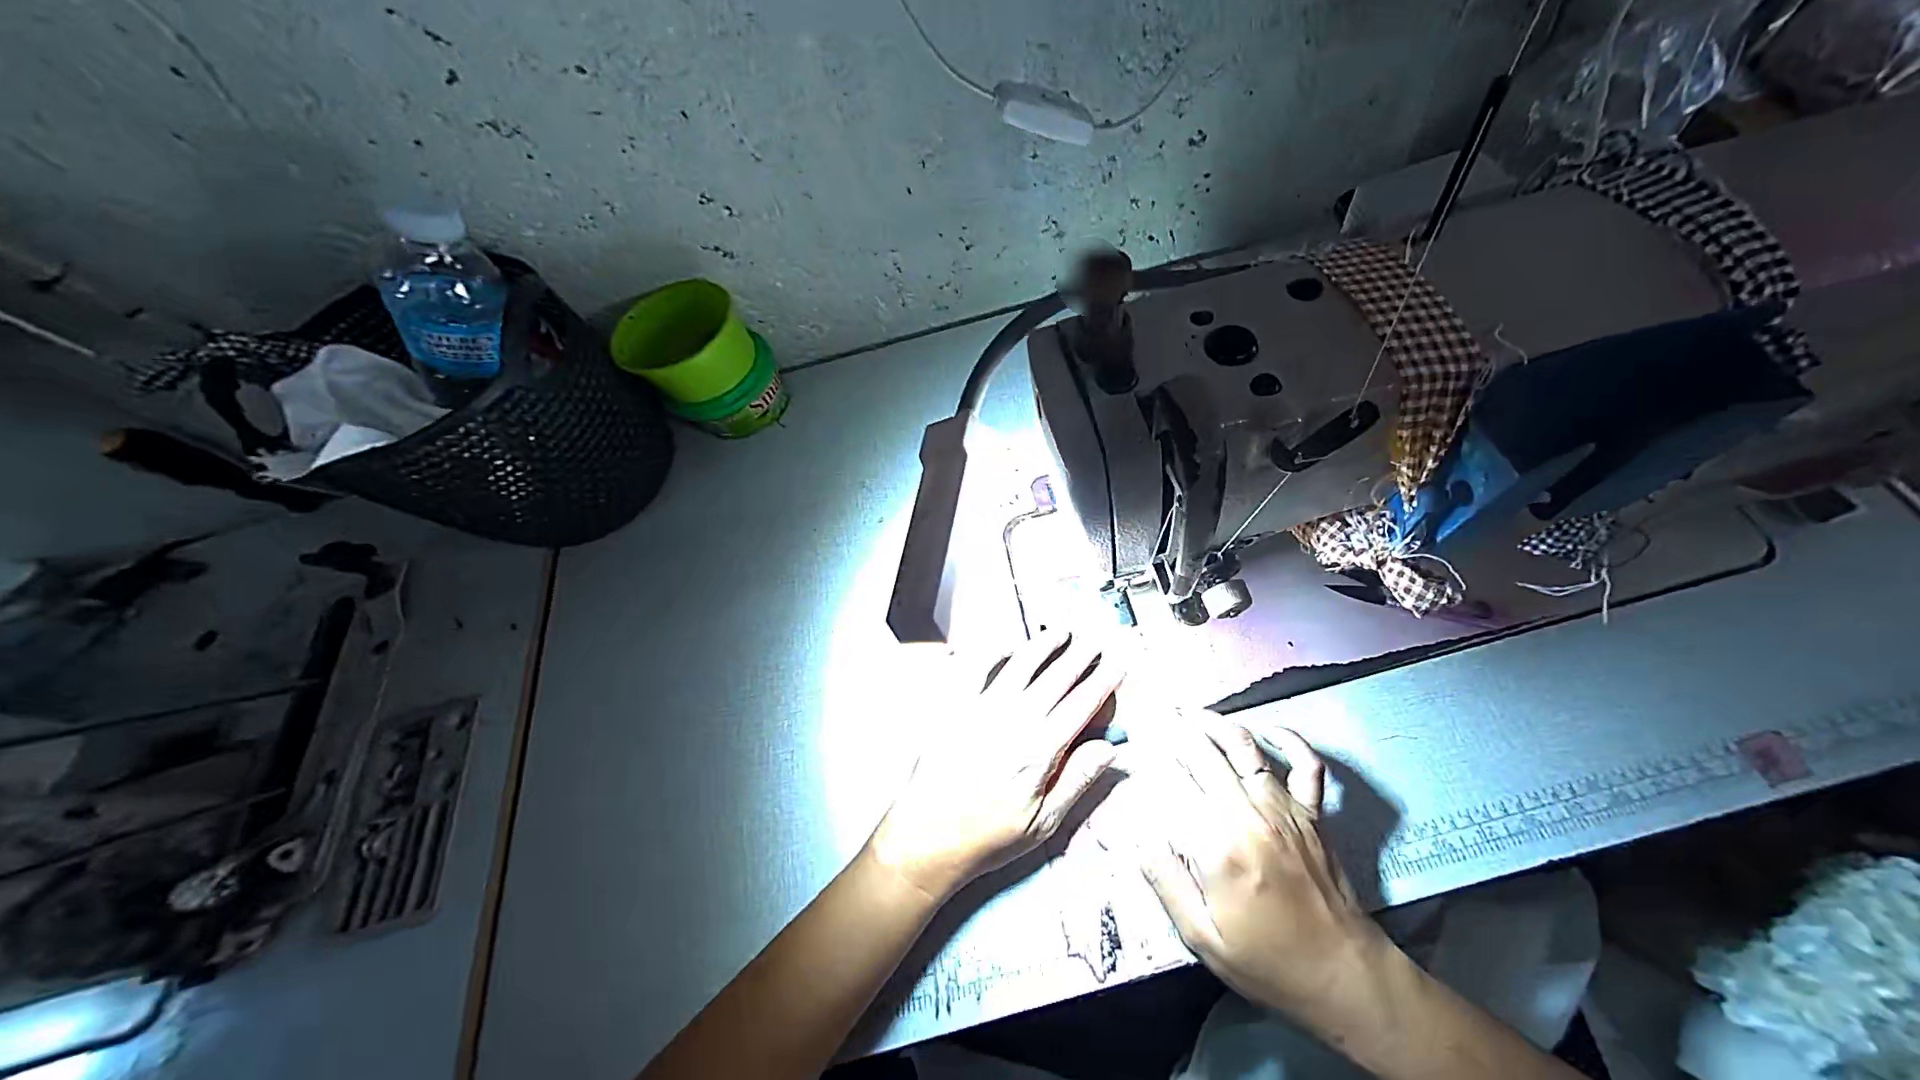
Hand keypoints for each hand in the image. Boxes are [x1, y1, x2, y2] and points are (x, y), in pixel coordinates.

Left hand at [868, 629, 1123, 900]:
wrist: (926, 836)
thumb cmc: (985, 836)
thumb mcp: (1042, 822)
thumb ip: (1077, 781)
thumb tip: (1108, 750)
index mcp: (1039, 749)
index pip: (1080, 705)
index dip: (1101, 682)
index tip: (1116, 666)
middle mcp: (1013, 720)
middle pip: (1055, 678)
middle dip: (1079, 656)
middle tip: (1094, 642)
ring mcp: (982, 709)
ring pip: (1020, 665)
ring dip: (1043, 646)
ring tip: (1059, 633)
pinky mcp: (955, 708)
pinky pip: (976, 669)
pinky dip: (993, 652)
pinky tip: (1006, 645)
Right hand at [1133, 723, 1390, 1019]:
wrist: (1345, 977)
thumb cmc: (1268, 962)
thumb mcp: (1202, 938)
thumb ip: (1166, 882)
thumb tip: (1137, 836)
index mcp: (1219, 847)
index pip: (1172, 787)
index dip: (1147, 766)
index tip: (1130, 755)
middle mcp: (1250, 816)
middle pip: (1203, 756)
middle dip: (1173, 733)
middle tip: (1152, 719)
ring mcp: (1286, 809)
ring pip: (1246, 748)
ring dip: (1216, 725)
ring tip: (1192, 714)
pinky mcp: (1313, 814)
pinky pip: (1307, 764)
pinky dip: (1290, 740)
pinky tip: (1269, 730)